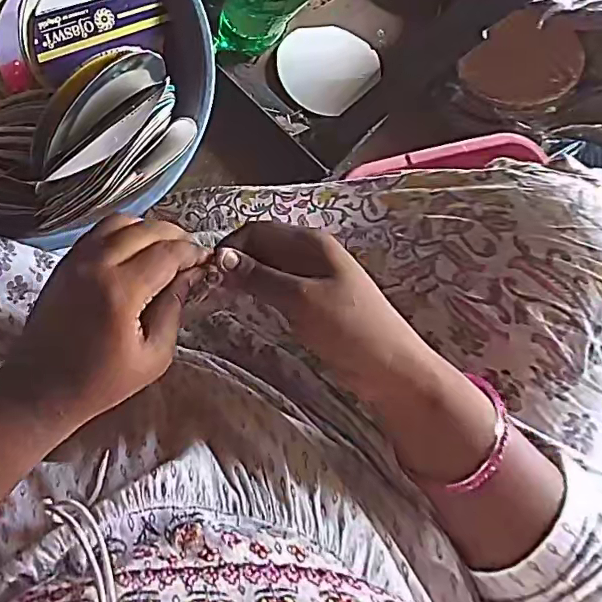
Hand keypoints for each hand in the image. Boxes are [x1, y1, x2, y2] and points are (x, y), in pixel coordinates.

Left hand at [0, 215, 209, 426]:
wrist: (40, 389)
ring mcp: (77, 259)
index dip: (192, 252)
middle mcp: (97, 265)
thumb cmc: (99, 382)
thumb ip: (174, 308)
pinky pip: (100, 230)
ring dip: (148, 228)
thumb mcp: (153, 356)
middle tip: (190, 253)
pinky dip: (123, 231)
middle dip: (176, 236)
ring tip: (164, 247)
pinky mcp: (65, 261)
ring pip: (122, 221)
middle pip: (147, 229)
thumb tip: (190, 275)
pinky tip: (135, 249)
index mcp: (121, 292)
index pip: (167, 253)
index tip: (205, 260)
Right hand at [214, 222, 437, 397]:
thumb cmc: (350, 330)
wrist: (393, 371)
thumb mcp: (300, 300)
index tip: (208, 272)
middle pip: (263, 245)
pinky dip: (262, 290)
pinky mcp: (317, 298)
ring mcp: (316, 275)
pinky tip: (251, 304)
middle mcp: (312, 252)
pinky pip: (281, 284)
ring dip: (247, 276)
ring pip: (270, 265)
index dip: (231, 246)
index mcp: (311, 242)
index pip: (257, 229)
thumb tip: (221, 257)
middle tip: (211, 287)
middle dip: (236, 260)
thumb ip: (260, 277)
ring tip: (225, 296)